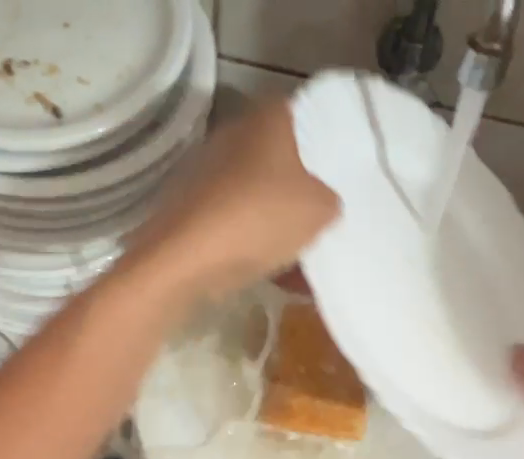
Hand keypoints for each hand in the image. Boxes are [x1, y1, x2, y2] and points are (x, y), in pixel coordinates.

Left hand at [128, 96, 339, 298]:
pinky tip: (275, 277)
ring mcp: (206, 174)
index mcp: (268, 120)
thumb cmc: (260, 218)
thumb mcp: (320, 210)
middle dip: (300, 190)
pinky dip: (253, 247)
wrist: (183, 260)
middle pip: (278, 161)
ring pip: (255, 197)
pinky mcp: (189, 212)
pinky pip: (233, 226)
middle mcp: (233, 137)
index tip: (340, 171)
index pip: (305, 116)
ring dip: (277, 225)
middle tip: (324, 217)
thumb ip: (330, 200)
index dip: (325, 143)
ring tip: (303, 258)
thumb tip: (324, 203)